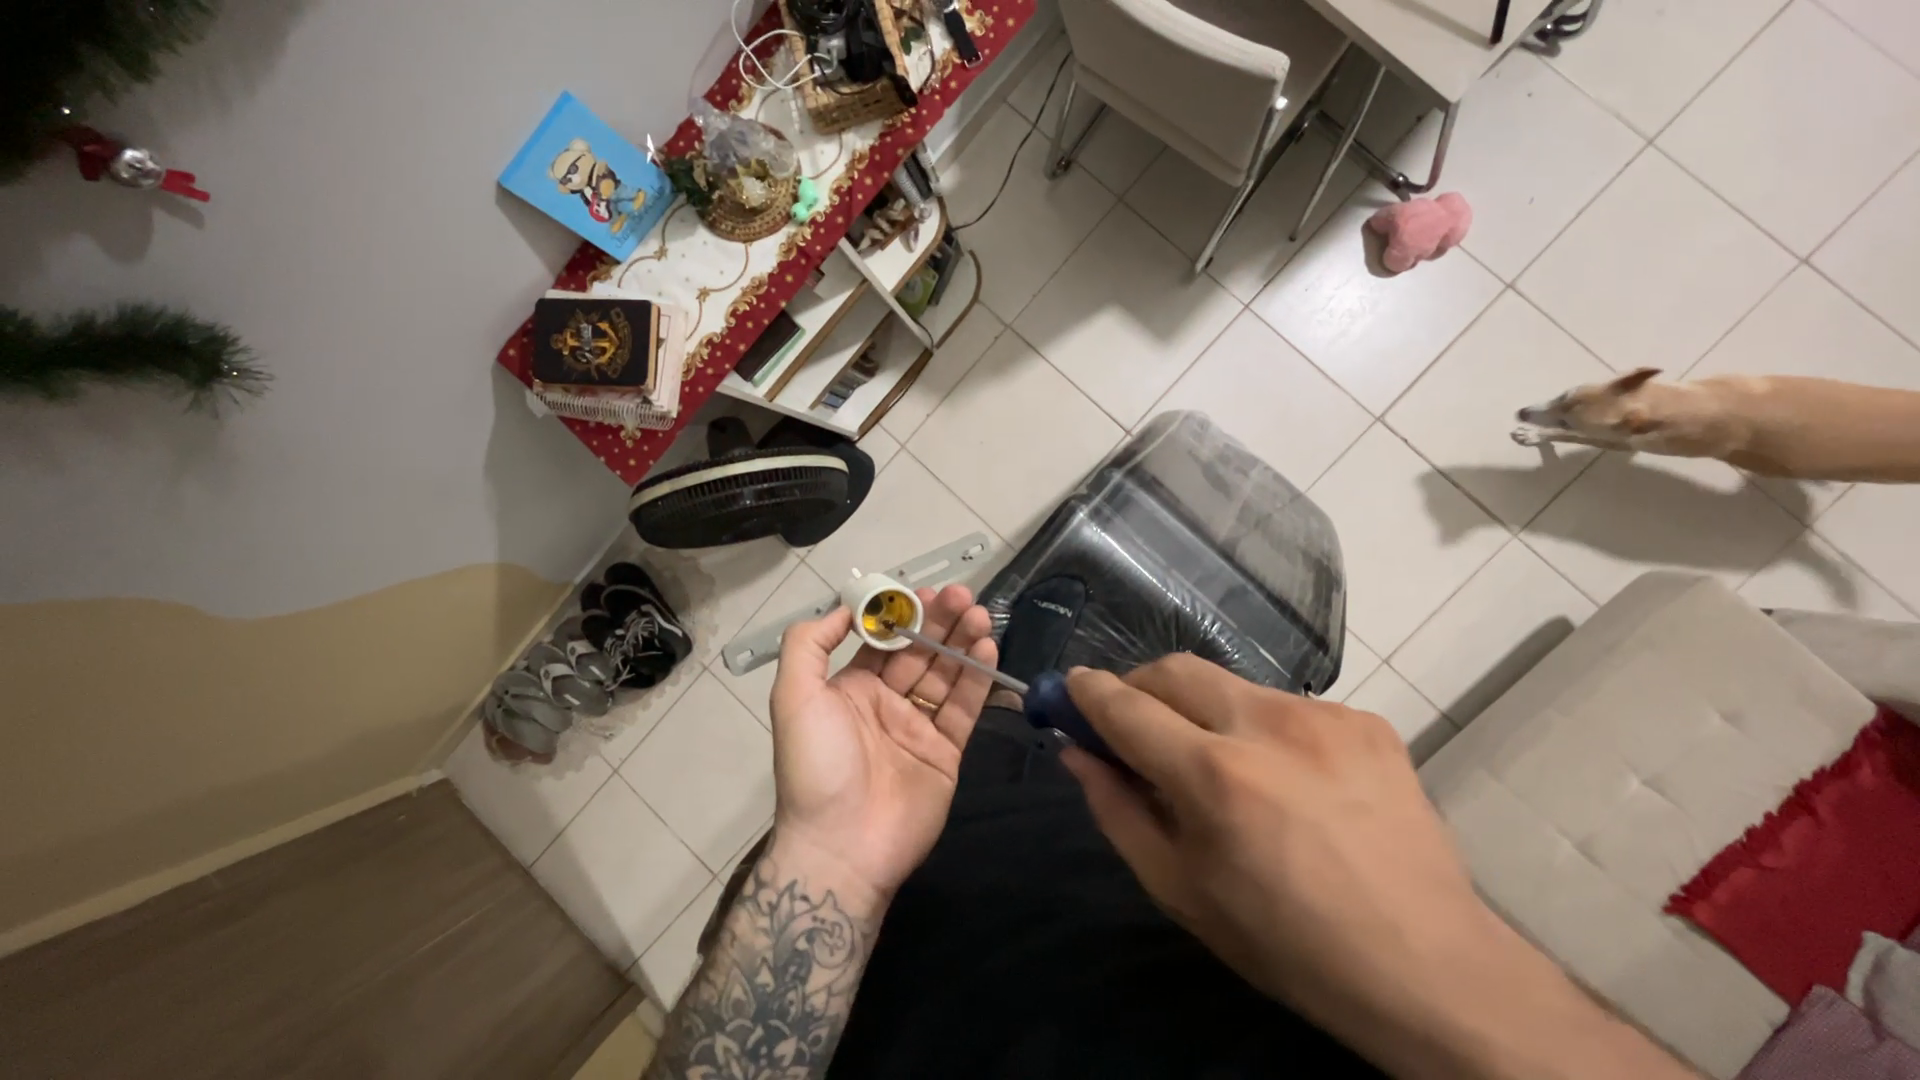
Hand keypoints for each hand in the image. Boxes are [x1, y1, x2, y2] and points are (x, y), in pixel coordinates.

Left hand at [768, 584, 996, 908]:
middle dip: (940, 622)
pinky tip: (987, 650)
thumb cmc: (815, 765)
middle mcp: (886, 703)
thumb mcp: (794, 696)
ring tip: (979, 614)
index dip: (903, 615)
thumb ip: (811, 645)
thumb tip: (845, 608)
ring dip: (962, 642)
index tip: (923, 591)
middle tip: (961, 595)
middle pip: (920, 652)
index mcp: (850, 689)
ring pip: (946, 674)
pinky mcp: (946, 752)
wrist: (842, 846)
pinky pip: (964, 708)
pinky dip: (977, 679)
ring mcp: (918, 728)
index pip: (883, 640)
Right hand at [1060, 656, 1693, 1079]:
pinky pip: (1287, 707)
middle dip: (1139, 686)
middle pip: (1175, 668)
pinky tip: (1287, 781)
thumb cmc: (1284, 942)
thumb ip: (1117, 809)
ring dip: (1204, 712)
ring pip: (1232, 686)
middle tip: (1133, 724)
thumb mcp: (1179, 888)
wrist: (1426, 965)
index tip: (1069, 688)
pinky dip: (1263, 730)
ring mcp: (1323, 716)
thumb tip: (1076, 753)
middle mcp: (1266, 724)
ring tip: (1224, 768)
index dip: (1087, 692)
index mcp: (1213, 775)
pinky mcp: (1365, 720)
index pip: (1125, 705)